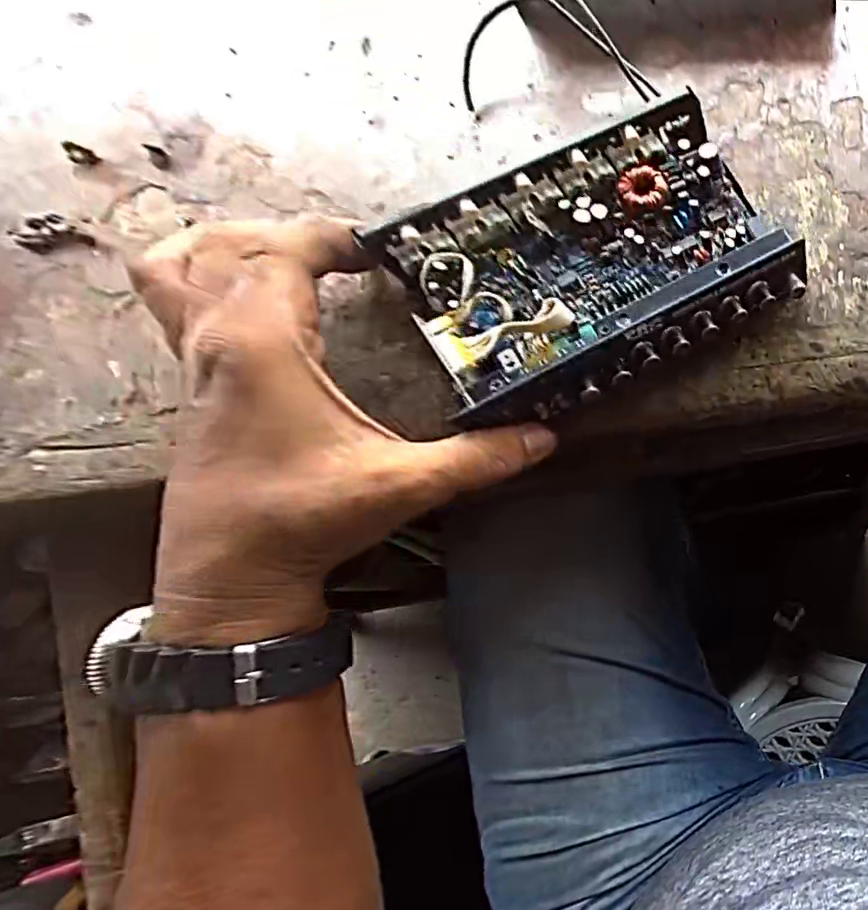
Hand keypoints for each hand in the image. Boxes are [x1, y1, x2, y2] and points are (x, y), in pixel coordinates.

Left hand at [130, 217, 556, 645]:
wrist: (232, 567)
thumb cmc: (305, 516)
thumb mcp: (408, 483)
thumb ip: (480, 456)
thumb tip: (542, 436)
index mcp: (261, 348)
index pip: (277, 257)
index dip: (327, 239)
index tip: (381, 247)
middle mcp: (216, 343)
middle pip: (214, 248)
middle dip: (279, 235)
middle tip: (344, 252)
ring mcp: (198, 365)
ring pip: (175, 271)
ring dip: (226, 250)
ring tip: (288, 259)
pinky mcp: (198, 390)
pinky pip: (183, 309)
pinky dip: (215, 288)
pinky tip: (266, 314)